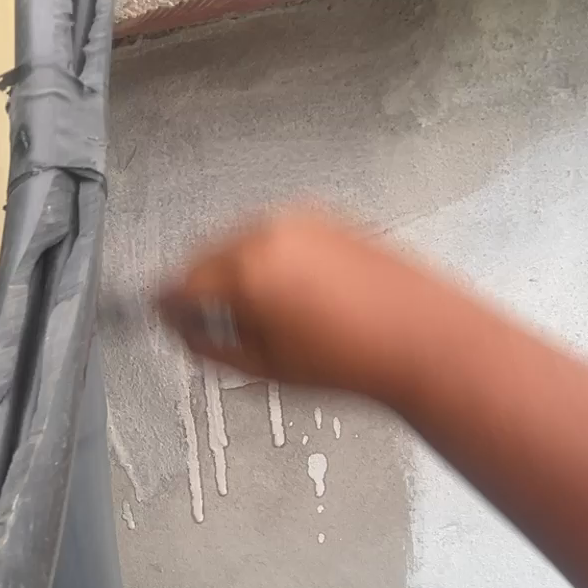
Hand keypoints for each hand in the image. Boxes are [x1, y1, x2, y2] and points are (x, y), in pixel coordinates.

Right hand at [157, 207, 492, 401]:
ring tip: (249, 314)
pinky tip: (279, 295)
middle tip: (202, 322)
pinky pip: (271, 236)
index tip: (161, 317)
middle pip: (202, 256)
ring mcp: (300, 221)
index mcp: (245, 271)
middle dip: (196, 288)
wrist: (426, 342)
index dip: (163, 306)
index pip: (177, 283)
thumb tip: (183, 330)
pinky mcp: (326, 219)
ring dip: (228, 273)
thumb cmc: (353, 358)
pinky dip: (261, 260)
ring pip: (236, 243)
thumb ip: (205, 345)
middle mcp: (268, 234)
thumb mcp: (260, 367)